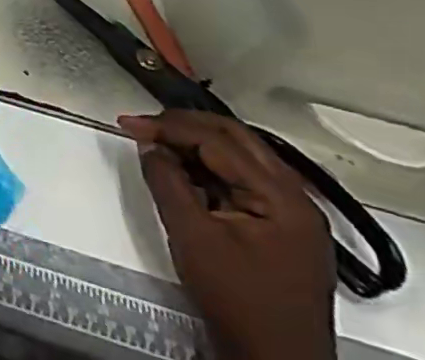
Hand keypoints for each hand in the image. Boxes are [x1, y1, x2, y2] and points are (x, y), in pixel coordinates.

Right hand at [120, 111, 336, 359]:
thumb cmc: (236, 299)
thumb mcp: (191, 235)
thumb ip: (167, 182)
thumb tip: (150, 145)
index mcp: (281, 197)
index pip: (218, 141)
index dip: (168, 127)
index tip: (127, 124)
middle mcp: (297, 198)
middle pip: (237, 139)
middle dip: (184, 126)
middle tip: (143, 126)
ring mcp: (295, 214)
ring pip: (242, 156)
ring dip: (198, 145)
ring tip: (158, 146)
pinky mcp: (284, 227)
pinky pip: (245, 180)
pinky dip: (212, 168)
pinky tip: (185, 173)